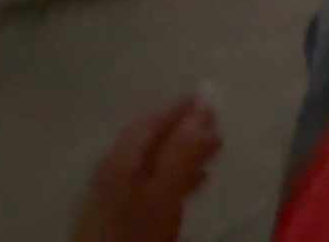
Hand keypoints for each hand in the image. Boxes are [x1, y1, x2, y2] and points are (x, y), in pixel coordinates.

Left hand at [74, 97, 221, 241]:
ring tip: (212, 154)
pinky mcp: (120, 218)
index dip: (178, 108)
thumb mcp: (163, 192)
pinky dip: (176, 176)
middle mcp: (113, 171)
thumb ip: (182, 152)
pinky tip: (193, 184)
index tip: (206, 99)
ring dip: (183, 153)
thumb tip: (203, 110)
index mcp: (120, 159)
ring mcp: (114, 196)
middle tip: (215, 125)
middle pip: (151, 141)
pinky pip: (153, 184)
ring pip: (153, 163)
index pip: (149, 123)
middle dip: (184, 130)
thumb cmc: (135, 233)